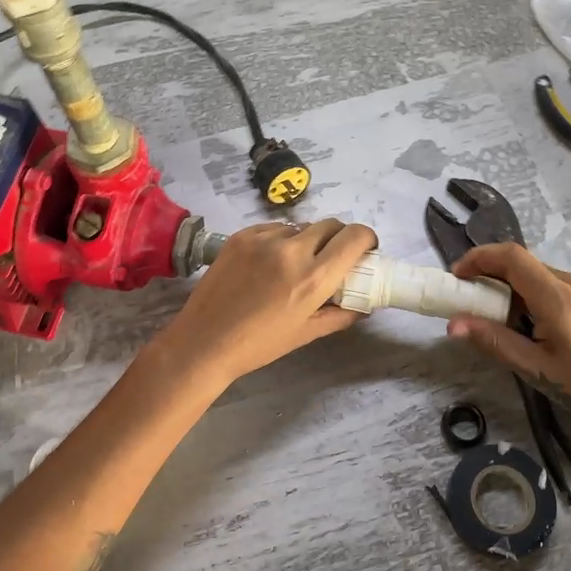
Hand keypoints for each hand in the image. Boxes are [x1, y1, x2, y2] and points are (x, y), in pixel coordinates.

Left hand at [154, 220, 378, 388]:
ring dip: (307, 240)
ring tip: (294, 264)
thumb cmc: (258, 345)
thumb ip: (340, 314)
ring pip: (300, 226)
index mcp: (313, 279)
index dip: (366, 239)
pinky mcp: (241, 236)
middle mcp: (292, 251)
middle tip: (334, 258)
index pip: (354, 237)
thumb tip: (363, 304)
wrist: (204, 341)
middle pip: (331, 225)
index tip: (365, 250)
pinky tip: (269, 262)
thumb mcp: (306, 334)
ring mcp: (263, 240)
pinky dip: (280, 240)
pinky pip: (273, 228)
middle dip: (339, 238)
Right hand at [446, 243, 570, 428]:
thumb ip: (494, 341)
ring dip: (508, 286)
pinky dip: (526, 293)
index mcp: (560, 299)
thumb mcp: (537, 369)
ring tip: (493, 316)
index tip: (457, 276)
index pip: (513, 257)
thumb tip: (453, 325)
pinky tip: (523, 322)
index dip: (479, 258)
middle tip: (468, 300)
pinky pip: (549, 283)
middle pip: (522, 263)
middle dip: (489, 275)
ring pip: (535, 273)